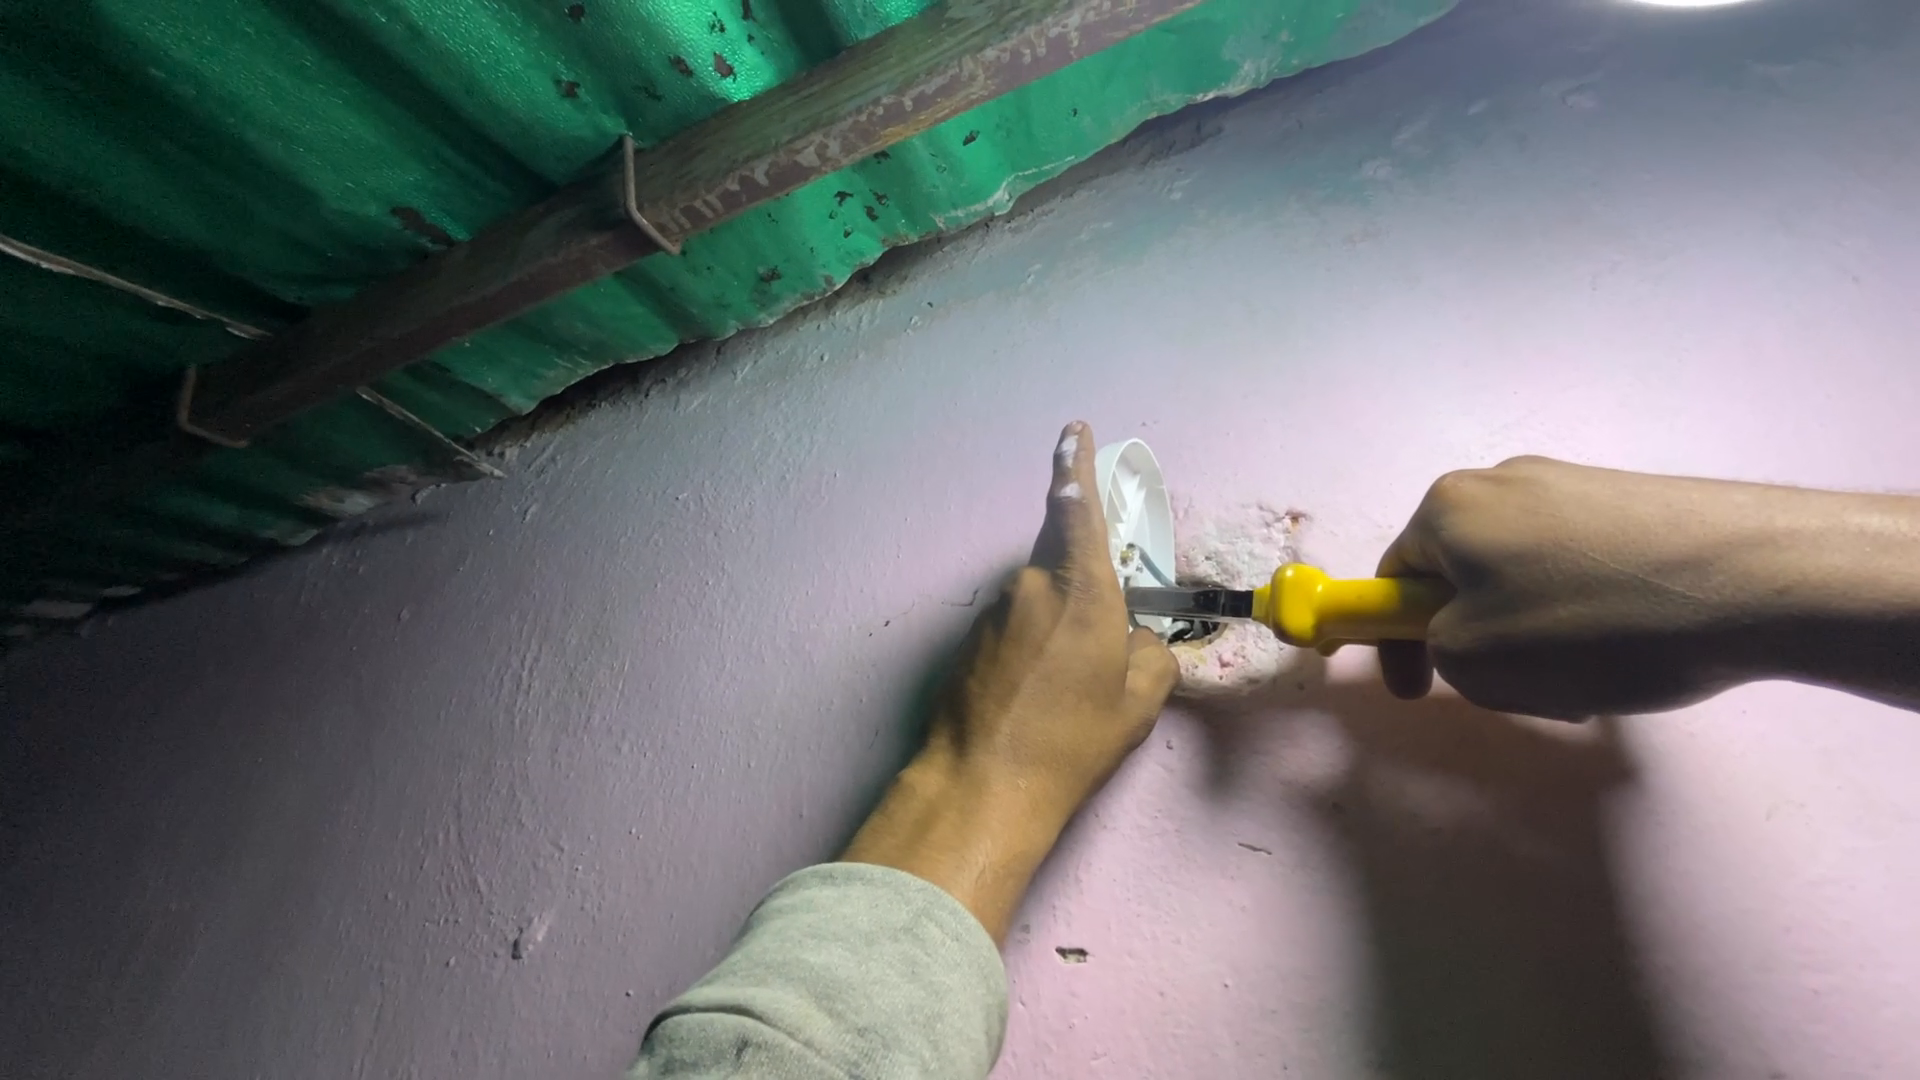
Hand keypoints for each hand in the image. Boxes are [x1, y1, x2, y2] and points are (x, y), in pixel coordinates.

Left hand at [843, 422, 1177, 939]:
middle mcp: (1030, 586)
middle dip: (1082, 585)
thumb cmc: (1072, 739)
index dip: (1076, 466)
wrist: (984, 781)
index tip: (1073, 431)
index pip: (1077, 508)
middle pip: (1060, 560)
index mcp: (1079, 590)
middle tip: (1095, 640)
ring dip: (1055, 623)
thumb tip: (1134, 638)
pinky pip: (1013, 624)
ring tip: (1065, 683)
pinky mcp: (969, 637)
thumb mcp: (1137, 701)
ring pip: (1037, 597)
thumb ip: (1148, 654)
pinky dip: (1031, 643)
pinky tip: (1035, 690)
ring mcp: (993, 611)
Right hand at [1376, 456, 1824, 719]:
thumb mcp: (1473, 661)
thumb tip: (1462, 634)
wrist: (1770, 580)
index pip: (1390, 580)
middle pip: (1456, 577)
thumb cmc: (1589, 621)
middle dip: (1472, 638)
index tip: (1417, 689)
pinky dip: (1577, 610)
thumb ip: (1433, 651)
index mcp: (1445, 507)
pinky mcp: (1632, 499)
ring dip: (1527, 632)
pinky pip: (1573, 564)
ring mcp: (1571, 484)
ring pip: (1517, 577)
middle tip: (1510, 686)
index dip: (1392, 640)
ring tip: (1582, 674)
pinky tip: (1625, 644)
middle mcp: (1498, 482)